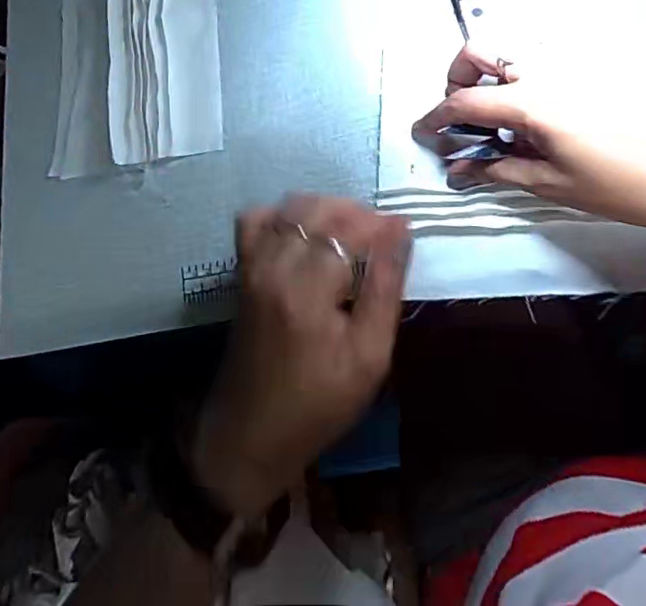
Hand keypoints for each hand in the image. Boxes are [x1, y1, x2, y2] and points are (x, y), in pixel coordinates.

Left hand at [189, 196, 408, 516]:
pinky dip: (285, 215)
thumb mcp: (369, 358)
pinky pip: (258, 221)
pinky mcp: (242, 272)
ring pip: (291, 207)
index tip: (403, 230)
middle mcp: (274, 268)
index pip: (348, 228)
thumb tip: (400, 233)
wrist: (248, 436)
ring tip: (351, 234)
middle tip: (381, 237)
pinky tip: (307, 234)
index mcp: (307, 291)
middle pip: (319, 209)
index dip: (380, 224)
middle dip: (357, 212)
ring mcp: (252, 267)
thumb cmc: (318, 404)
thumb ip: (385, 289)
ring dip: (327, 209)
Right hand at [413, 45, 645, 264]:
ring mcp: (575, 52)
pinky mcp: (599, 52)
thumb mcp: (559, 186)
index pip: (465, 100)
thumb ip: (504, 170)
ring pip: (515, 43)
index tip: (426, 131)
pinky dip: (532, 69)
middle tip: (467, 113)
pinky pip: (551, 47)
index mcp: (533, 100)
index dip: (437, 117)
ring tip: (509, 112)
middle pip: (480, 47)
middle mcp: (548, 63)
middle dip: (459, 76)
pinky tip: (549, 103)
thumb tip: (462, 169)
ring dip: (495, 70)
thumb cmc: (630, 187)